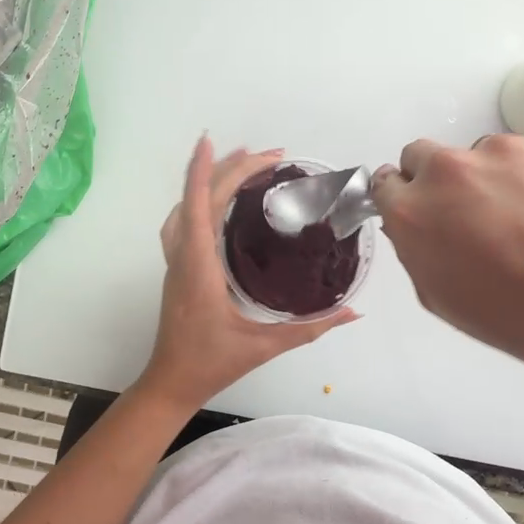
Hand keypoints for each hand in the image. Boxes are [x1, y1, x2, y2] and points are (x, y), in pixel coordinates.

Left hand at [136, 138, 357, 410]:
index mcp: (199, 268)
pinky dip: (197, 202)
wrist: (170, 383)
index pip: (199, 207)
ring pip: (183, 209)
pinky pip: (181, 225)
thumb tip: (353, 312)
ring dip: (208, 182)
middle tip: (270, 156)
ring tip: (241, 164)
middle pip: (197, 200)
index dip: (203, 171)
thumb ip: (310, 329)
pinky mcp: (176, 272)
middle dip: (228, 169)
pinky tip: (217, 203)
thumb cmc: (211, 365)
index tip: (213, 141)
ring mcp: (175, 265)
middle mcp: (183, 259)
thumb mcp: (263, 347)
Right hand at [371, 134, 523, 365]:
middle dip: (434, 179)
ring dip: (487, 176)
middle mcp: (446, 171)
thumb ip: (414, 249)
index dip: (401, 198)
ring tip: (521, 216)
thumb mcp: (435, 294)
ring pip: (478, 154)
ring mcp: (500, 151)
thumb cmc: (504, 314)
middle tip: (465, 211)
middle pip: (422, 155)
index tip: (419, 211)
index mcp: (411, 211)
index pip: (385, 183)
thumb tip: (417, 225)